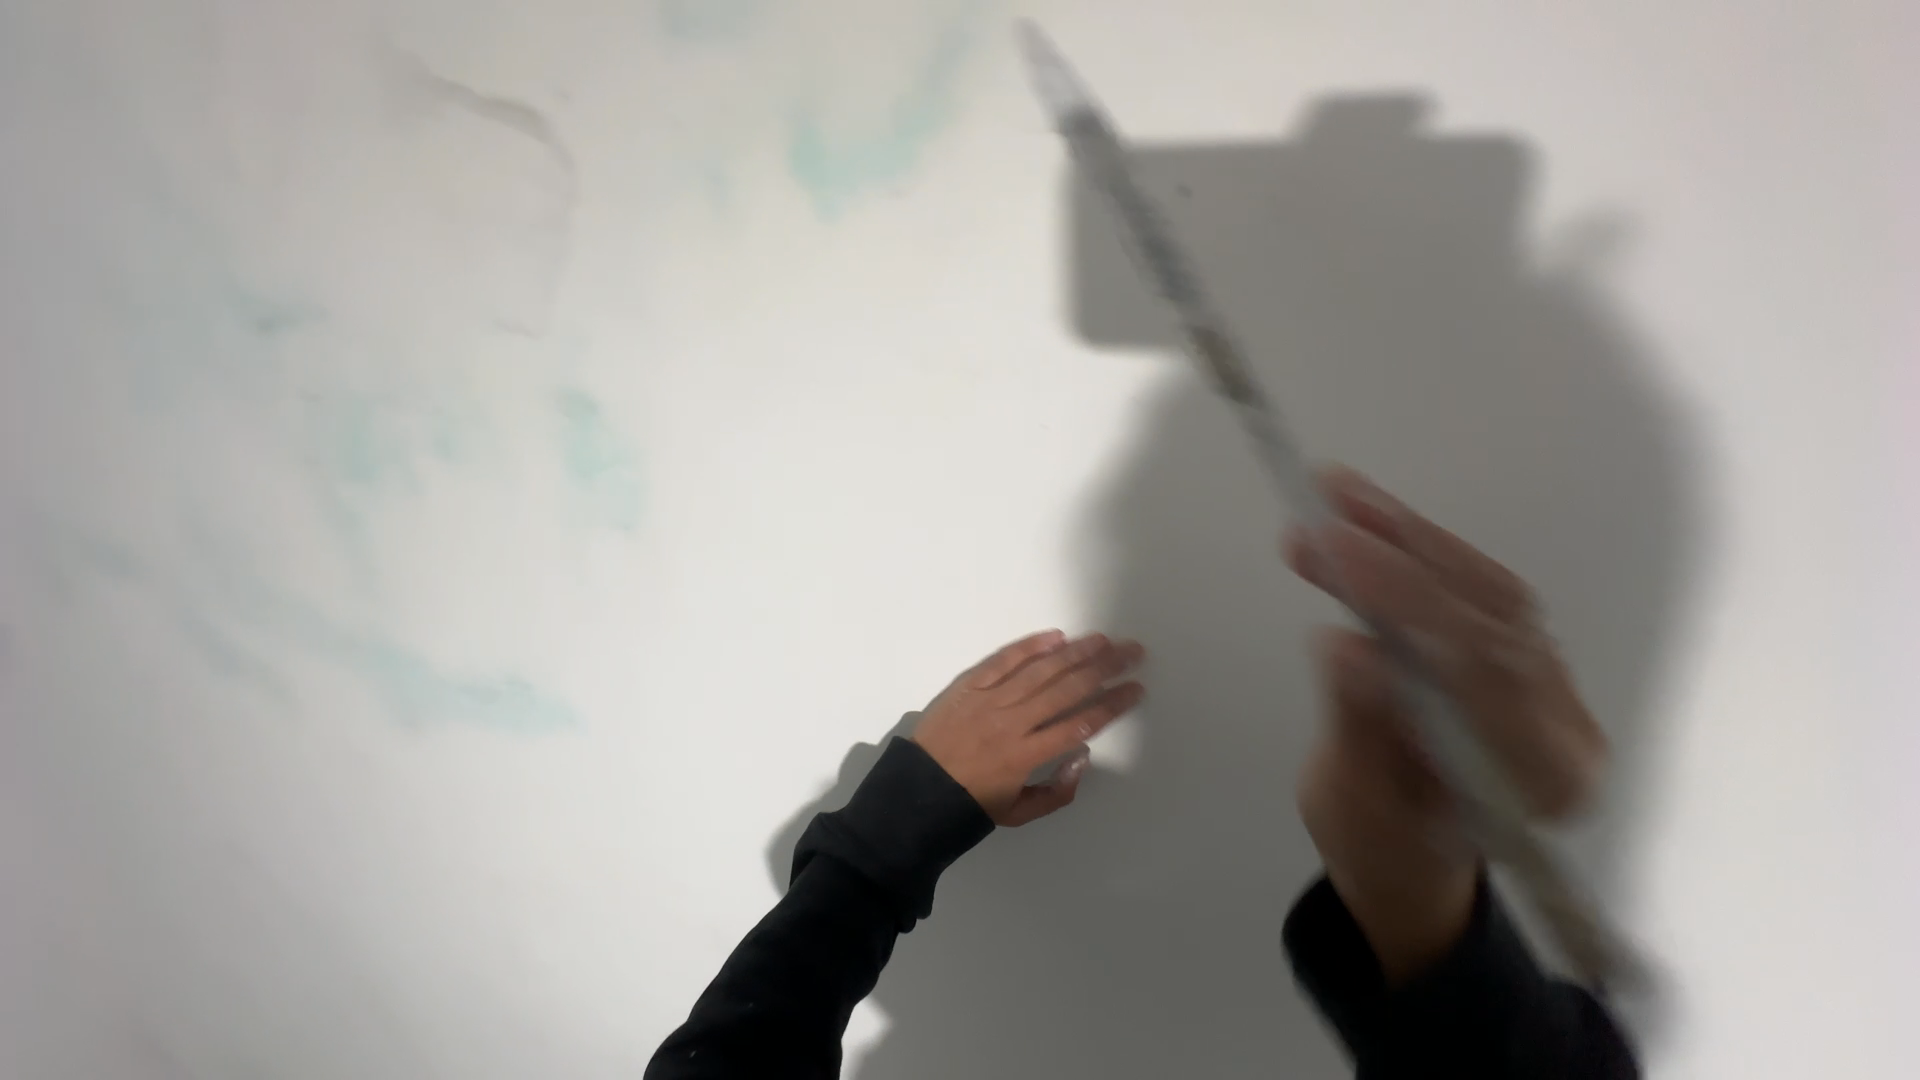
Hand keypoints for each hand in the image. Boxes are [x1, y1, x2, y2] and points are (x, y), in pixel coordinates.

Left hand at [911, 630, 1146, 826]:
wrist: (915, 791)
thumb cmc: (970, 804)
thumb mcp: (1018, 814)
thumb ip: (1056, 793)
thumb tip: (1083, 757)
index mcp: (1026, 756)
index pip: (1080, 724)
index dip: (1112, 705)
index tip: (1136, 690)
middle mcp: (1013, 723)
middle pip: (1067, 690)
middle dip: (1104, 669)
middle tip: (1131, 653)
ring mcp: (989, 701)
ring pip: (1040, 671)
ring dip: (1075, 653)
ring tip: (1102, 639)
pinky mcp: (969, 686)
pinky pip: (1002, 661)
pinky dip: (1029, 648)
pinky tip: (1054, 637)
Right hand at [1283, 464, 1606, 983]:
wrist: (1411, 852)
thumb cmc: (1379, 843)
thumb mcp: (1353, 804)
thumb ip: (1360, 728)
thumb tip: (1341, 643)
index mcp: (1539, 779)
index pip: (1484, 676)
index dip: (1411, 608)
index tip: (1339, 559)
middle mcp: (1561, 720)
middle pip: (1489, 618)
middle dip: (1399, 558)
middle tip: (1322, 512)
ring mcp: (1545, 681)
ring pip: (1485, 588)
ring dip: (1407, 534)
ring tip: (1336, 489)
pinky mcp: (1516, 652)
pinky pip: (1474, 585)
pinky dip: (1416, 543)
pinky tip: (1366, 513)